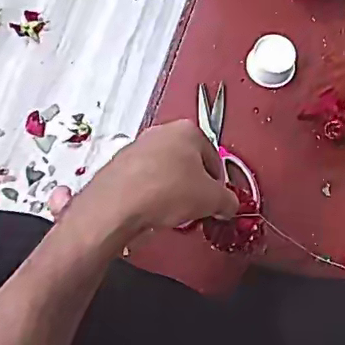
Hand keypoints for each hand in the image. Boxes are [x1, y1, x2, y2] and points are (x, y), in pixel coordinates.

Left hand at [66, 120, 238, 237]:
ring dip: (172, 192)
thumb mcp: (212, 200)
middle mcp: (161, 133)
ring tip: (174, 213)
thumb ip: (228, 201)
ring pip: (165, 173)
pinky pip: (144, 183)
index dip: (218, 183)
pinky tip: (153, 213)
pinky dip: (151, 197)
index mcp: (187, 130)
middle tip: (197, 206)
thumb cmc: (162, 191)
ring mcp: (137, 148)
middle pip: (188, 163)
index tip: (217, 199)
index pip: (214, 158)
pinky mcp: (119, 168)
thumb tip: (228, 205)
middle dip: (194, 186)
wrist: (116, 207)